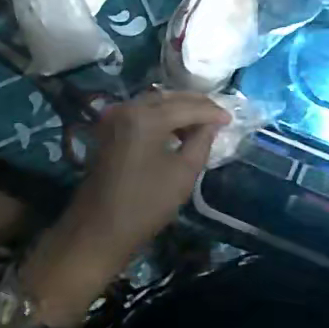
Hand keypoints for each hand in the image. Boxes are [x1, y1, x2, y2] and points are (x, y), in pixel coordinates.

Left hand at [22, 92, 227, 321]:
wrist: (97, 230)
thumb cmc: (144, 205)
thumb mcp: (183, 174)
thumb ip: (201, 142)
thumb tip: (211, 124)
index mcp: (145, 117)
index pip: (187, 106)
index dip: (211, 112)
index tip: (230, 119)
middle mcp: (127, 108)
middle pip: (168, 97)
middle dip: (195, 105)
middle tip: (218, 116)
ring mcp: (114, 117)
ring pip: (154, 102)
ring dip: (178, 109)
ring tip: (201, 124)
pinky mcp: (108, 129)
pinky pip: (141, 112)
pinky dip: (160, 116)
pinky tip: (176, 130)